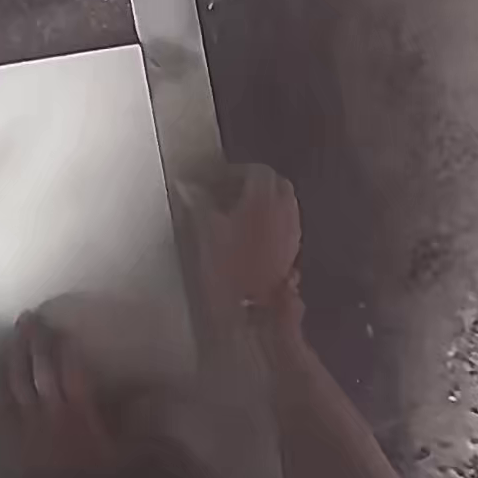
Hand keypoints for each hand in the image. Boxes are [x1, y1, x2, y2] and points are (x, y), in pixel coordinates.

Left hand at [6, 314, 128, 477]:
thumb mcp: (128, 460)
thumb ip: (134, 426)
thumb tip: (141, 397)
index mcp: (80, 416)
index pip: (70, 372)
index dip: (64, 347)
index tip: (61, 326)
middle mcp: (51, 415)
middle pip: (40, 370)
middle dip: (36, 341)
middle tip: (31, 316)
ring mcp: (28, 428)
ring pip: (18, 382)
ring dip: (16, 354)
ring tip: (15, 332)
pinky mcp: (14, 441)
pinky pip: (3, 407)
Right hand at [194, 164, 304, 326]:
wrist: (255, 307)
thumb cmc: (229, 264)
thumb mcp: (204, 229)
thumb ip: (195, 201)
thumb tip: (185, 185)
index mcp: (263, 196)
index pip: (253, 170)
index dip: (230, 172)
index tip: (211, 181)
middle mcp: (284, 208)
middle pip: (272, 183)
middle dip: (250, 184)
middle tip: (224, 193)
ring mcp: (292, 230)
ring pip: (280, 203)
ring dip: (259, 203)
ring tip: (233, 214)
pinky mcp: (292, 250)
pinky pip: (281, 224)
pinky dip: (266, 222)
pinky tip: (246, 235)